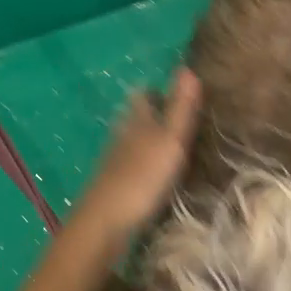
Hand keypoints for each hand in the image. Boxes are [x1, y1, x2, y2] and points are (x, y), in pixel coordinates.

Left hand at [77, 67, 202, 234]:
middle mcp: (123, 133)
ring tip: (176, 150)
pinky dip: (145, 165)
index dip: (160, 91)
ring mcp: (115, 160)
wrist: (103, 224)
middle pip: (138, 117)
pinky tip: (158, 178)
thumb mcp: (171, 140)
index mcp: (137, 118)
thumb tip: (187, 67)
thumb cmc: (142, 177)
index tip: (180, 95)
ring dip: (151, 142)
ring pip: (134, 141)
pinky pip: (132, 165)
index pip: (145, 94)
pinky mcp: (112, 185)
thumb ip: (180, 107)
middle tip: (184, 123)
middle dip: (156, 116)